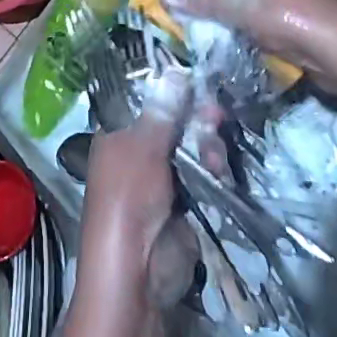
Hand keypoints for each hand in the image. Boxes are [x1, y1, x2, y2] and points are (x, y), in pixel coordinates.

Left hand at [77, 71, 197, 312]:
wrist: (138, 266)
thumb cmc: (128, 195)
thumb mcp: (143, 147)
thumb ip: (163, 112)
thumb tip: (175, 70)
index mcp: (117, 133)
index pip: (145, 102)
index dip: (170, 92)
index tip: (196, 83)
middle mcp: (138, 151)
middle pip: (173, 125)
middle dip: (196, 120)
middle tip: (217, 115)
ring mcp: (163, 177)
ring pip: (192, 149)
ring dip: (208, 147)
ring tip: (215, 156)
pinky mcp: (186, 202)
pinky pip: (204, 177)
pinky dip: (214, 173)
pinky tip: (220, 172)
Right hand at [163, 0, 336, 67]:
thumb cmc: (292, 18)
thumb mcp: (241, 6)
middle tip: (173, 9)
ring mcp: (282, 4)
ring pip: (239, 8)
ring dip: (219, 20)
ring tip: (189, 31)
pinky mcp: (290, 31)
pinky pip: (253, 29)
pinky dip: (238, 37)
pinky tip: (219, 48)